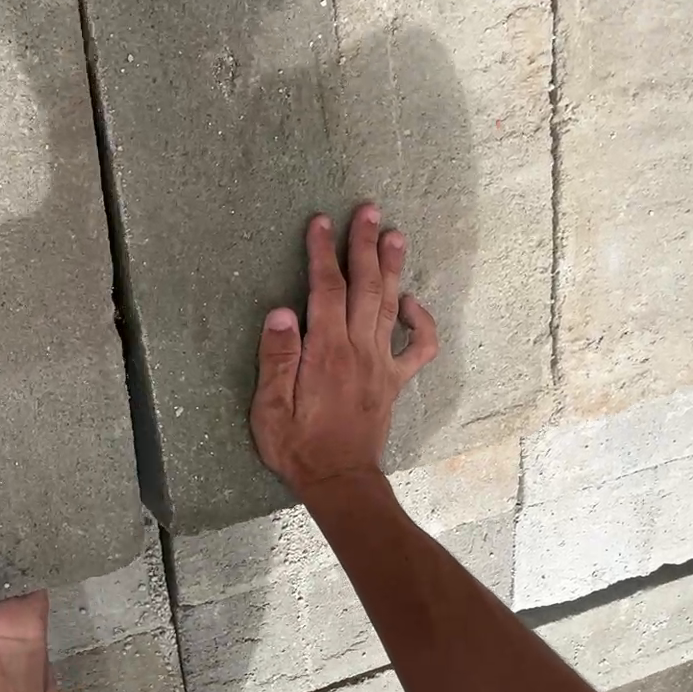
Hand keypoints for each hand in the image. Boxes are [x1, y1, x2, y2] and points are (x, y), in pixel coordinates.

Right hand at [249, 203, 438, 497]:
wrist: (339, 481)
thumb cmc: (297, 446)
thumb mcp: (269, 410)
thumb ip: (276, 361)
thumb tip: (280, 313)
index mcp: (326, 354)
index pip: (325, 291)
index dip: (322, 254)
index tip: (320, 223)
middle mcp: (359, 351)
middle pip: (365, 288)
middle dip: (364, 246)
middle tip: (368, 210)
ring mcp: (382, 364)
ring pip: (391, 306)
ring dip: (392, 268)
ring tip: (394, 234)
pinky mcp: (394, 381)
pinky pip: (420, 347)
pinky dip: (422, 321)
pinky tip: (411, 302)